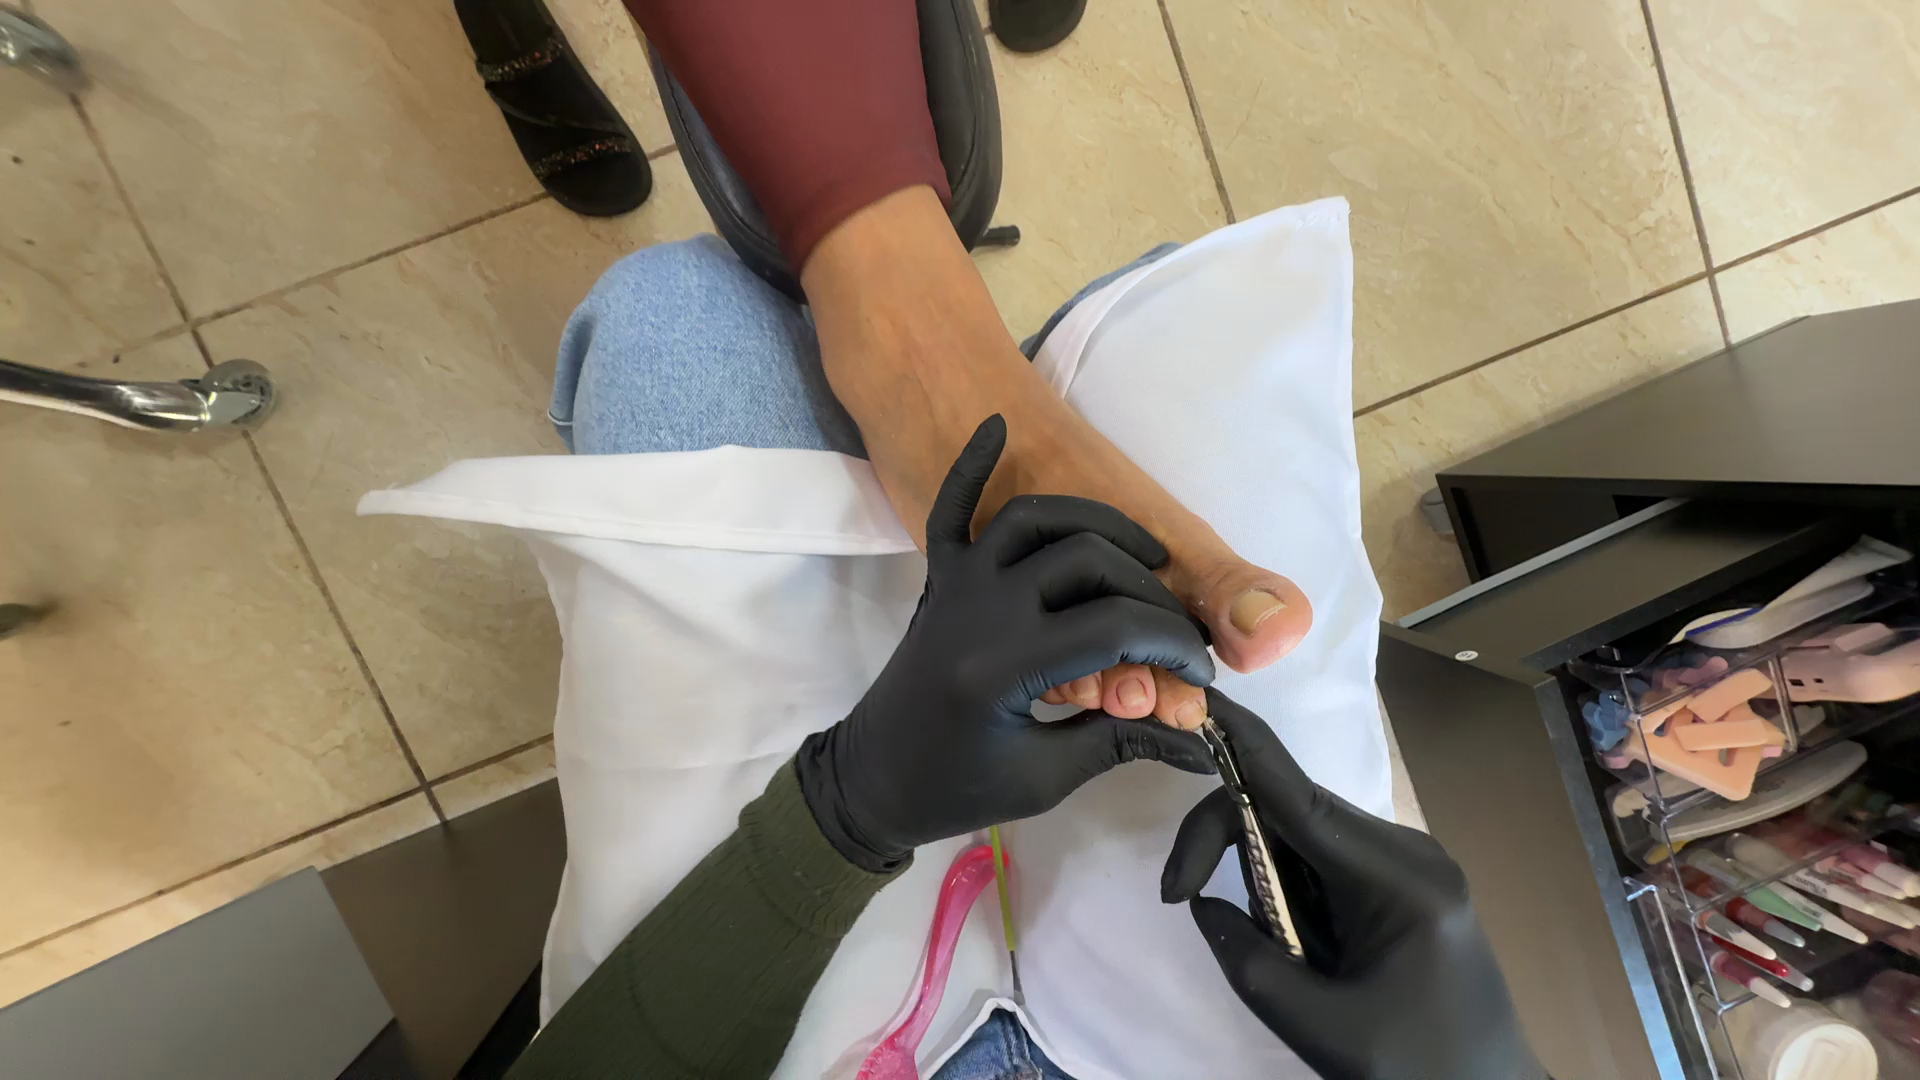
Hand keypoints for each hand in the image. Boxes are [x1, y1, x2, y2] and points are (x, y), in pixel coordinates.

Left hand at [797, 415, 1217, 869]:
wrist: (873, 777)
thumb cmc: (957, 789)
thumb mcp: (1047, 777)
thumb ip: (1125, 741)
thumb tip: (1203, 736)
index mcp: (1004, 667)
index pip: (1116, 629)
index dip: (1174, 646)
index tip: (1198, 673)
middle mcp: (980, 608)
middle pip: (1087, 561)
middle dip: (1150, 595)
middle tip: (1176, 632)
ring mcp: (956, 584)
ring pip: (1037, 520)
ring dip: (1097, 525)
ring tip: (1144, 555)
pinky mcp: (939, 577)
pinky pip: (952, 508)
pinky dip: (973, 465)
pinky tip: (1000, 427)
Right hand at [1161, 689, 1542, 1079]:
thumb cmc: (1418, 1075)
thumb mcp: (1321, 1031)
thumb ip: (1244, 958)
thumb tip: (1199, 902)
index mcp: (1397, 878)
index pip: (1293, 792)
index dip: (1237, 742)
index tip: (1186, 710)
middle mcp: (1401, 848)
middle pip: (1282, 806)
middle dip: (1225, 842)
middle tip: (1183, 897)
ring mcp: (1401, 857)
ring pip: (1291, 828)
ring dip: (1257, 874)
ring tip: (1284, 952)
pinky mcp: (1392, 873)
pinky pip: (1312, 852)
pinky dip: (1281, 884)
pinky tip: (1303, 940)